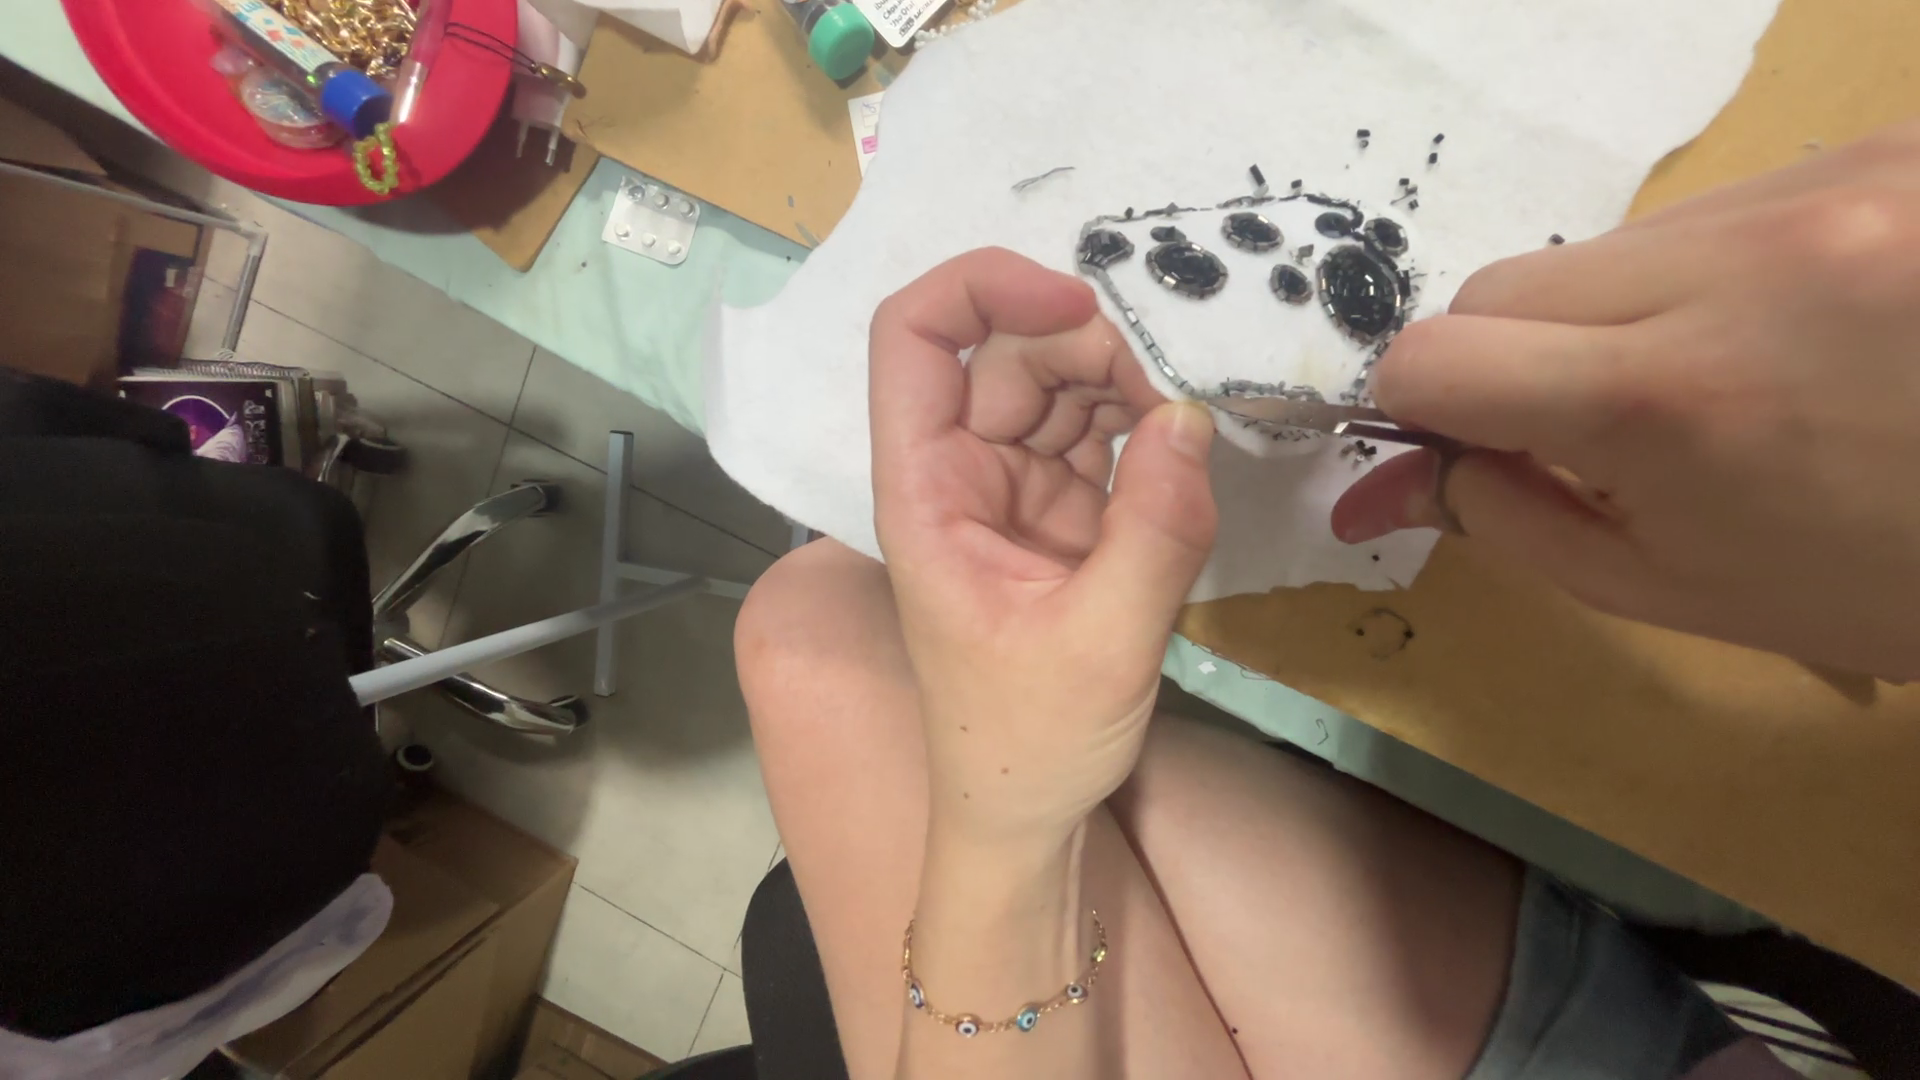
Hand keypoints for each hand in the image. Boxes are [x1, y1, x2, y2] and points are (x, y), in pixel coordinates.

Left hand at [869, 248, 1218, 846]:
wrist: (1021, 805)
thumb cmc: (1028, 739)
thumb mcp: (1101, 645)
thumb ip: (1154, 531)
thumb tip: (1191, 415)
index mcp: (925, 492)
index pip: (913, 339)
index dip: (982, 288)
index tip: (1078, 301)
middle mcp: (957, 474)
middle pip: (1005, 354)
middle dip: (1087, 347)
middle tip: (1169, 393)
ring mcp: (1006, 488)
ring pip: (1054, 386)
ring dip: (1121, 384)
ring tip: (1180, 427)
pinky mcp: (1053, 511)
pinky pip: (1091, 435)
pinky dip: (1137, 426)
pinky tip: (1175, 449)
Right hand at [1333, 123, 1919, 678]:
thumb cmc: (1896, 584)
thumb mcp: (1660, 580)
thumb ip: (1495, 518)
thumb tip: (1371, 494)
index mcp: (1667, 397)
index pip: (1432, 357)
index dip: (1414, 404)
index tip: (1459, 442)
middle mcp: (1745, 259)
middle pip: (1496, 288)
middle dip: (1499, 360)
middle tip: (1575, 425)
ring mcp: (1837, 182)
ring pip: (1595, 250)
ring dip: (1597, 319)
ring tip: (1710, 380)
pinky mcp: (1894, 145)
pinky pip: (1701, 215)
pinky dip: (1691, 280)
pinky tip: (1789, 330)